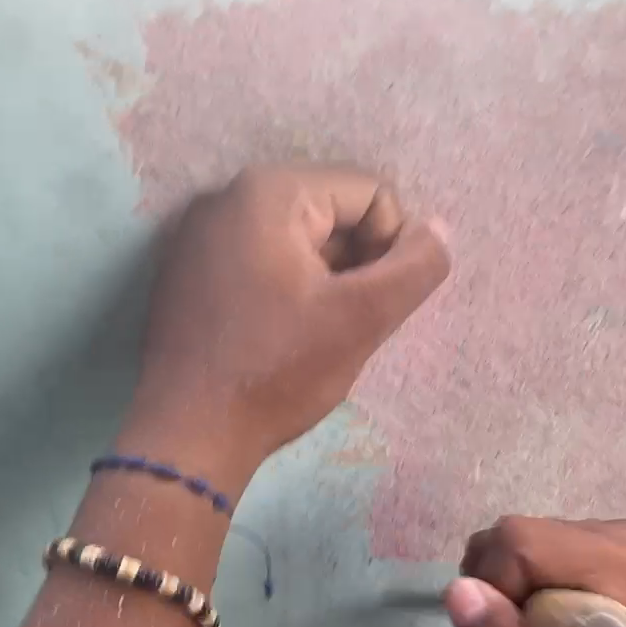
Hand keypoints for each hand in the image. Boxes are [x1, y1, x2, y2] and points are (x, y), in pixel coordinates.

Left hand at [120, 165, 451, 488]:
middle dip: (355, 264)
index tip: (373, 305)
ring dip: (325, 281)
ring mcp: (197, 235)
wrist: (188, 435)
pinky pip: (260, 261)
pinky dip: (286, 289)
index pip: (370, 194)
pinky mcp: (187, 272)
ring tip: (314, 335)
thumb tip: (438, 230)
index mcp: (268, 192)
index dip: (391, 248)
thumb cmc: (277, 372)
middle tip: (346, 323)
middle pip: (331, 213)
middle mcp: (225, 197)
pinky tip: (280, 337)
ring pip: (298, 241)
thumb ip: (416, 267)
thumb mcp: (362, 319)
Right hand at [445, 517, 625, 626]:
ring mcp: (620, 532)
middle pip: (518, 534)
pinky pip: (534, 539)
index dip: (496, 589)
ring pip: (520, 535)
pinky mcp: (606, 535)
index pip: (522, 546)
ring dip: (509, 582)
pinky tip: (547, 613)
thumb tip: (460, 590)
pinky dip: (523, 576)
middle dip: (499, 586)